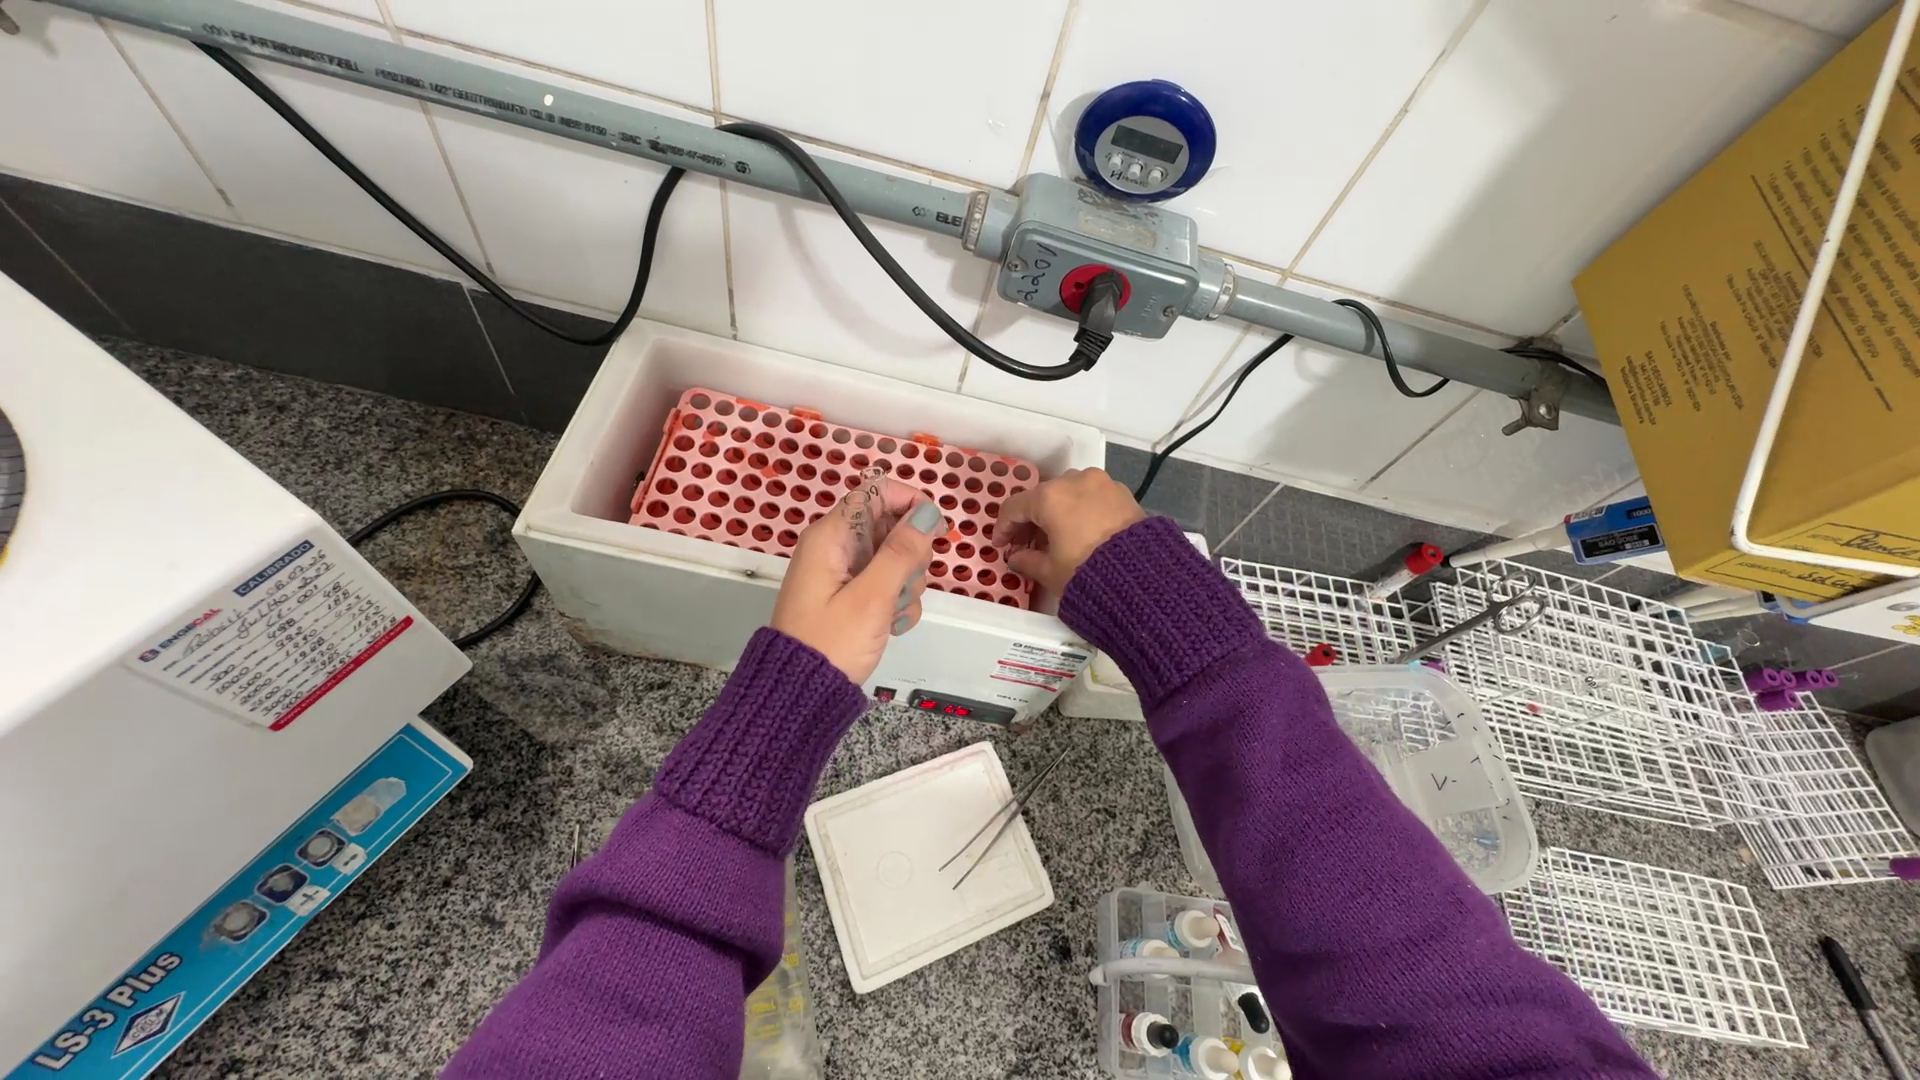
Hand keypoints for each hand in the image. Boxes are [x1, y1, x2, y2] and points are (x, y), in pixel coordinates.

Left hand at [771, 475, 943, 682]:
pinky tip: (891, 625)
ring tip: (893, 612)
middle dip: (910, 555)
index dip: (909, 502)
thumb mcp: (871, 598)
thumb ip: (901, 552)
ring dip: (906, 584)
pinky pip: (887, 585)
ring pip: (894, 558)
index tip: (935, 530)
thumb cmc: (831, 643)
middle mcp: (836, 547)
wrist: (801, 693)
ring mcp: (844, 572)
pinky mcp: (851, 596)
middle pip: (890, 526)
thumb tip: (927, 512)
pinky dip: (897, 602)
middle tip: (904, 585)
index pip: (876, 492)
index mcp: (831, 536)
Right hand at [994, 468, 1145, 597]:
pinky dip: (1082, 509)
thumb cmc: (1086, 571)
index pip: (1015, 507)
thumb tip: (1017, 557)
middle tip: (1025, 542)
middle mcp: (1074, 481)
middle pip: (1042, 496)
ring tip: (1056, 537)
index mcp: (1049, 497)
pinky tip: (1081, 531)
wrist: (1140, 575)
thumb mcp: (1050, 571)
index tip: (1000, 545)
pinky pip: (1092, 497)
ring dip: (1058, 511)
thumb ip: (1027, 561)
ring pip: (1069, 492)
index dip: (1003, 527)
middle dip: (1031, 519)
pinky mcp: (1122, 492)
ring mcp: (1101, 483)